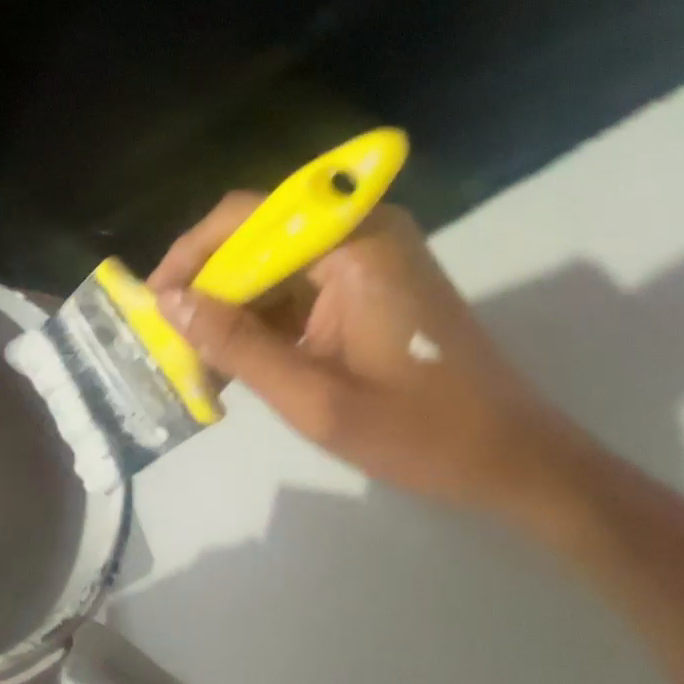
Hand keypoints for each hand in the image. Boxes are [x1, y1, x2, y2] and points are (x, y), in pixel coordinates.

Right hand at [148, 193, 590, 523]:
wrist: (524, 466)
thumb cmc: (426, 434)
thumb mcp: (316, 399)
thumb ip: (237, 346)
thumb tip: (169, 303)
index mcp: (355, 243)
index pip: (247, 217)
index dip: (192, 253)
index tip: (159, 302)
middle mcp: (359, 231)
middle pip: (255, 236)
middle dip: (210, 288)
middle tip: (175, 338)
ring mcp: (366, 254)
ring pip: (270, 262)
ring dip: (233, 308)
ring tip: (203, 362)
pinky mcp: (368, 280)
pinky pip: (295, 283)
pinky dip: (263, 319)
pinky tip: (241, 362)